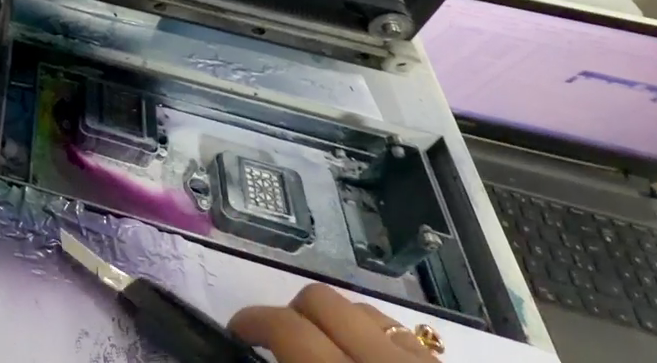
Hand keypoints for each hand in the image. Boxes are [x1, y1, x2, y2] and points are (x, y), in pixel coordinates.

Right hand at [230, 284, 441, 360]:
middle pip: (320, 300)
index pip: (286, 327)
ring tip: (323, 352)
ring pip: (362, 309)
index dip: (251, 322)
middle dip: (290, 313)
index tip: (236, 334)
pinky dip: (374, 338)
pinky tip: (368, 362)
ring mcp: (420, 360)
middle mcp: (381, 358)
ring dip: (333, 322)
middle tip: (277, 344)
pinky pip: (401, 332)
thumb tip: (256, 353)